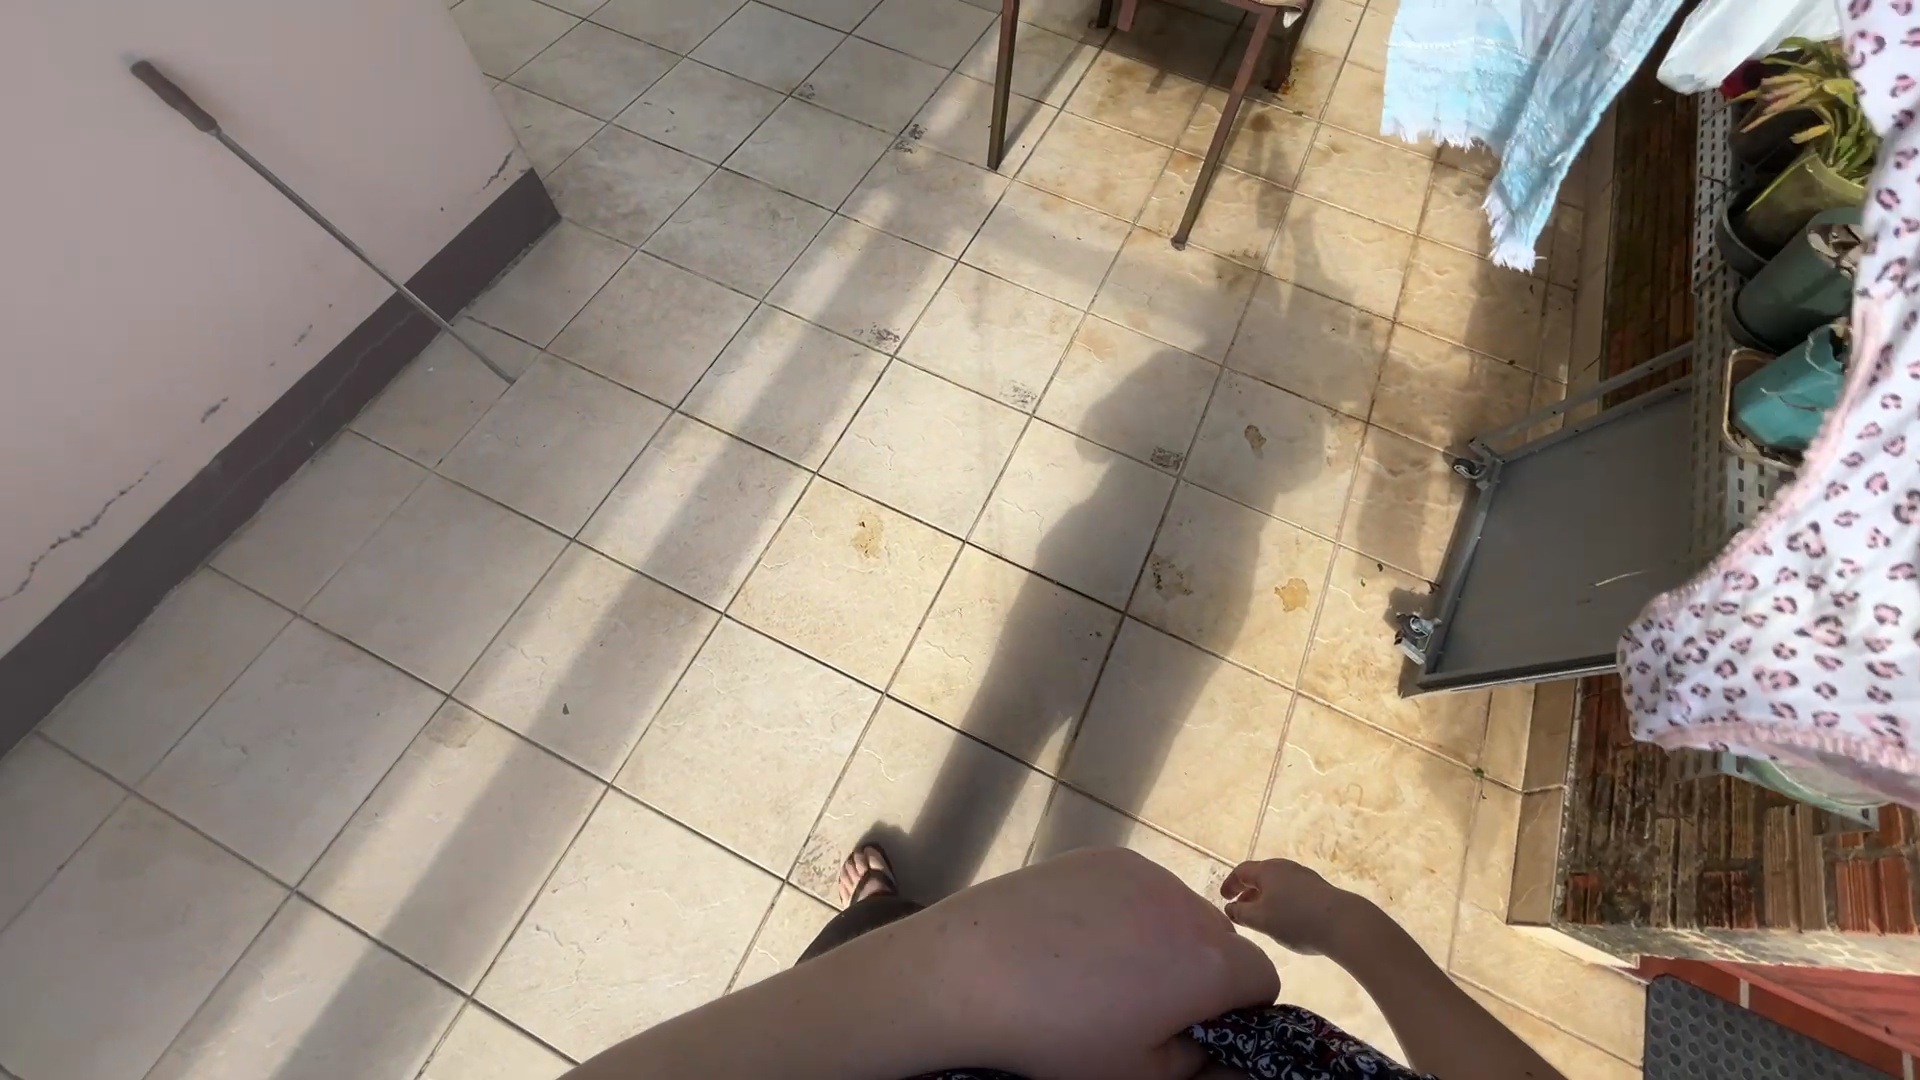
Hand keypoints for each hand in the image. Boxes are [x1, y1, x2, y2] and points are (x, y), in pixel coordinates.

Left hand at [873, 847, 1278, 1079]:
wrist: (978, 965)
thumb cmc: (1063, 1033)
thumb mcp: (1143, 1073)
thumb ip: (1201, 1062)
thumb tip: (1221, 1047)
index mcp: (1208, 959)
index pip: (1262, 978)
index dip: (1240, 1010)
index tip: (1197, 1028)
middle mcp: (1183, 901)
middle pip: (1219, 939)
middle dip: (1200, 970)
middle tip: (1147, 1002)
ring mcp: (1141, 870)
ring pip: (1176, 909)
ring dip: (1163, 936)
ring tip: (1106, 966)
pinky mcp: (1102, 854)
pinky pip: (1138, 885)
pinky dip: (1128, 908)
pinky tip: (1080, 933)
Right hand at [1219, 859, 1373, 957]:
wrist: (1344, 923)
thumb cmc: (1296, 920)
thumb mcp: (1262, 920)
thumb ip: (1241, 913)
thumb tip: (1230, 908)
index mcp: (1267, 870)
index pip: (1241, 871)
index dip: (1230, 884)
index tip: (1223, 897)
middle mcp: (1284, 867)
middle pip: (1260, 876)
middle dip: (1248, 892)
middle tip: (1241, 908)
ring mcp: (1304, 876)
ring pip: (1278, 884)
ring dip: (1266, 897)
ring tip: (1264, 916)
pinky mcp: (1320, 889)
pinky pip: (1293, 891)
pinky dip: (1282, 901)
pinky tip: (1288, 918)